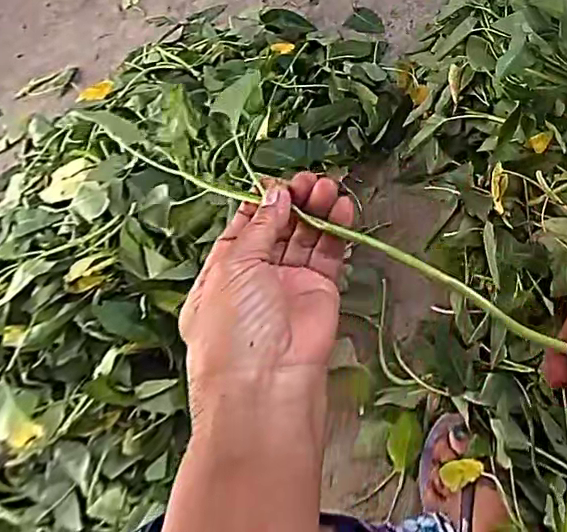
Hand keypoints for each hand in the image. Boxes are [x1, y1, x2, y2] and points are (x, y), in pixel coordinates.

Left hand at [179, 172, 355, 421]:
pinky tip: (342, 206)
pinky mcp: (321, 288)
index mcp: (223, 274)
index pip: (244, 227)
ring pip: (306, 234)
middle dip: (294, 200)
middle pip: (279, 226)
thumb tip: (276, 193)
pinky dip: (337, 227)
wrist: (268, 385)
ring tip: (328, 186)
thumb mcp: (232, 268)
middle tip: (309, 180)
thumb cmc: (234, 330)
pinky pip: (330, 250)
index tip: (278, 182)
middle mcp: (257, 276)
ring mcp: (290, 282)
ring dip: (317, 208)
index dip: (262, 202)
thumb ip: (259, 226)